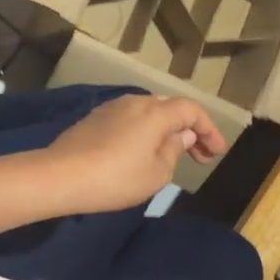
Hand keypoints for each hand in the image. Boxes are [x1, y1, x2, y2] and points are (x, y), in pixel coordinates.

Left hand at [42, 95, 228, 213]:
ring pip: (148, 112)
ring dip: (165, 130)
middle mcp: (135, 101)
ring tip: (172, 155)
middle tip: (200, 156)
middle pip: (170, 108)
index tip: (217, 152)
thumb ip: (174, 149)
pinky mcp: (94, 118)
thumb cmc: (116, 178)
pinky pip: (129, 119)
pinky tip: (142, 151)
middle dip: (189, 129)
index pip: (191, 110)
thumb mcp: (156, 173)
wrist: (61, 176)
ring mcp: (112, 108)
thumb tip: (183, 133)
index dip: (209, 129)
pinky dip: (144, 131)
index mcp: (155, 112)